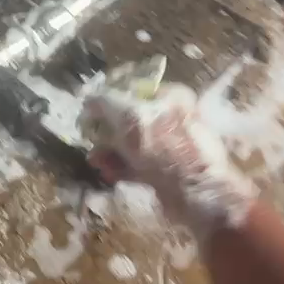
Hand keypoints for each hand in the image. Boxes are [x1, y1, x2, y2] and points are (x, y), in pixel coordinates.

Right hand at [81, 83, 257, 237]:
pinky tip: (109, 174)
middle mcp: (172, 117)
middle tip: (91, 143)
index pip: (130, 92)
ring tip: (96, 163)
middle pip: (127, 120)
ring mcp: (170, 145)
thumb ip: (105, 103)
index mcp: (170, 96)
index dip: (107, 104)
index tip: (91, 118)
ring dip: (109, 153)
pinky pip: (137, 163)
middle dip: (106, 133)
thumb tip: (88, 100)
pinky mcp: (166, 169)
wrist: (195, 192)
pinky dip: (121, 167)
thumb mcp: (129, 117)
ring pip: (129, 144)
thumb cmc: (164, 148)